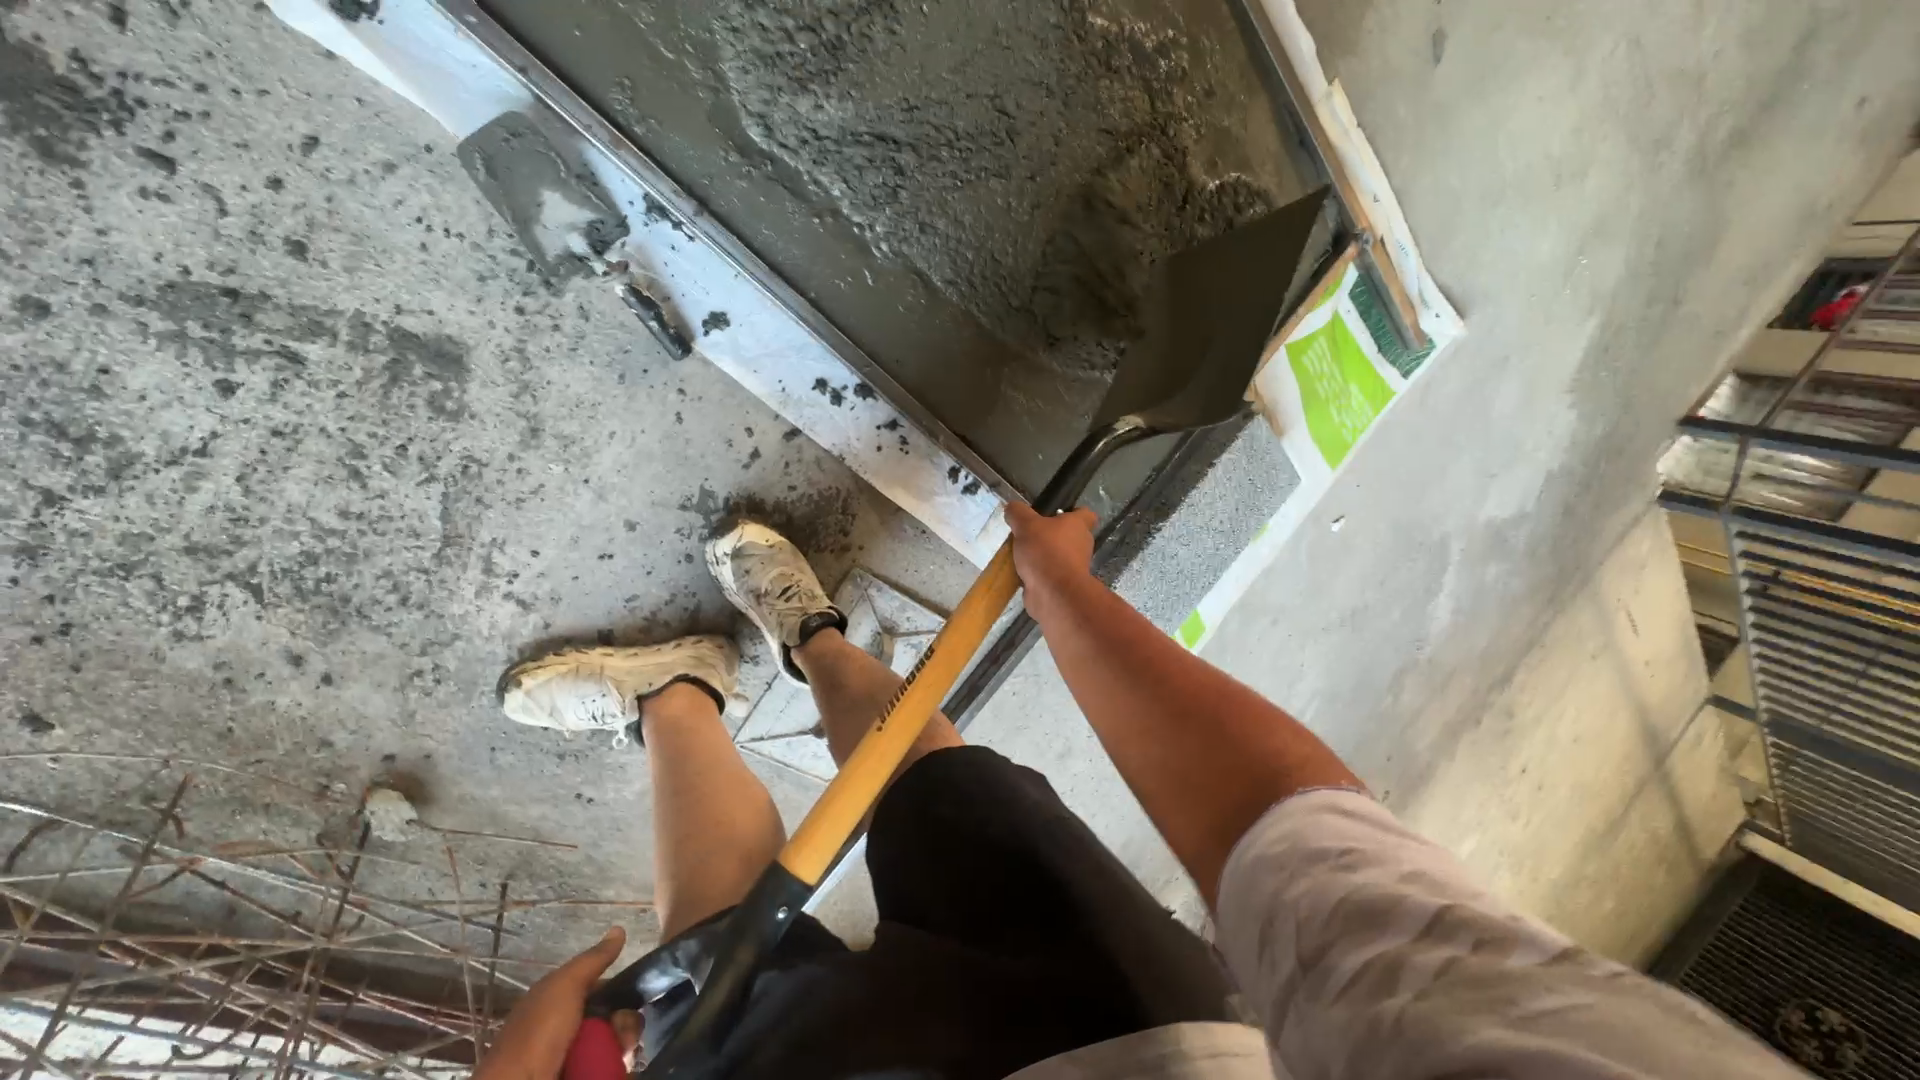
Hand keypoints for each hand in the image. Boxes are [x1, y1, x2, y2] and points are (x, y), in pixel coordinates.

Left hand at [474, 927, 641, 1079]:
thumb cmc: (538, 1035)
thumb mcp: (564, 987)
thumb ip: (593, 961)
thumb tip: (619, 928)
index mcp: (562, 1004)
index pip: (604, 991)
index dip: (619, 995)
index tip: (628, 1003)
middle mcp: (570, 1030)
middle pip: (615, 1019)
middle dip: (625, 1026)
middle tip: (621, 1038)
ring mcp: (576, 1059)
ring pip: (618, 1046)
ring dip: (625, 1049)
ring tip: (619, 1057)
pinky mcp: (583, 1076)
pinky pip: (613, 1069)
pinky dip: (619, 1069)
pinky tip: (619, 1068)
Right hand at [1004, 502, 1097, 620]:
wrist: (1053, 593)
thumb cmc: (1046, 551)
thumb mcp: (1026, 524)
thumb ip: (1018, 513)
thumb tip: (1012, 508)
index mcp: (1079, 526)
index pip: (1086, 514)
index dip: (1073, 512)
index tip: (1056, 513)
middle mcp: (1081, 545)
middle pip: (1068, 536)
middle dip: (1051, 535)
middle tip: (1029, 533)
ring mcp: (1074, 567)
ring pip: (1058, 556)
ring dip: (1042, 556)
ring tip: (1019, 554)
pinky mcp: (1063, 585)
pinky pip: (1049, 575)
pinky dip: (1037, 574)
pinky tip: (1020, 572)